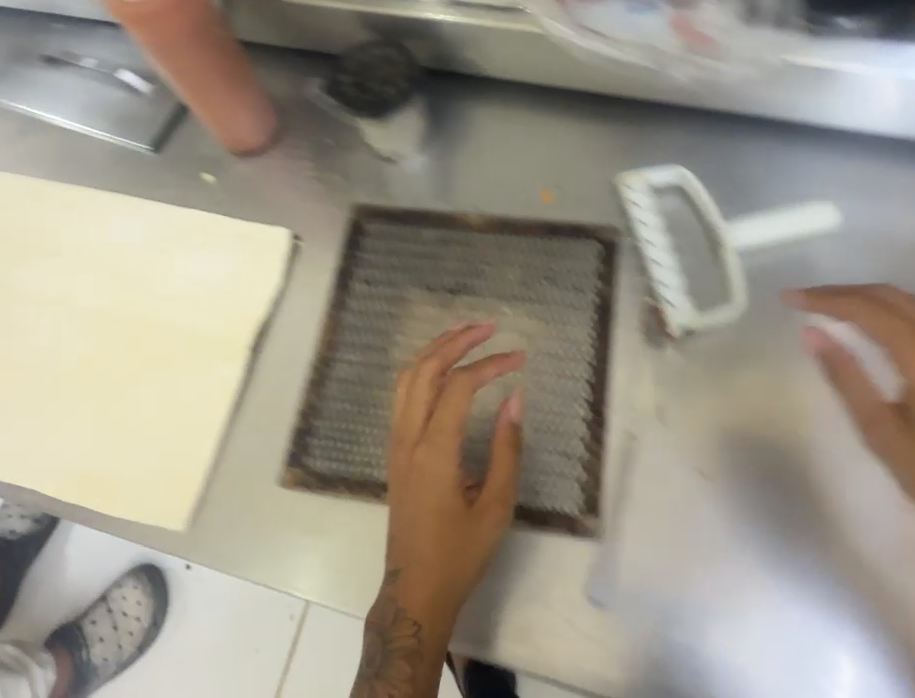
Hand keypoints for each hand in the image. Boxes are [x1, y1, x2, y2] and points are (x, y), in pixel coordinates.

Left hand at [383, 322, 524, 623]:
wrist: (415, 588)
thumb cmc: (459, 553)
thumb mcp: (496, 506)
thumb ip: (507, 448)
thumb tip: (515, 398)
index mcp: (433, 451)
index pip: (458, 386)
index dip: (490, 364)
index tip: (520, 357)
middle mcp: (407, 438)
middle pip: (424, 369)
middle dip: (456, 340)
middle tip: (489, 325)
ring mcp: (395, 443)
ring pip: (406, 378)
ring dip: (435, 349)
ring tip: (466, 334)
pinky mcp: (394, 451)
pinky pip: (402, 395)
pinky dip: (423, 369)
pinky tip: (443, 367)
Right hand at [793, 285, 914, 598]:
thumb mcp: (885, 436)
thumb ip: (847, 378)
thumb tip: (812, 334)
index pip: (867, 309)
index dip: (824, 299)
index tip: (789, 298)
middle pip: (894, 296)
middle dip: (848, 294)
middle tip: (809, 300)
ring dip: (879, 302)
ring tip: (842, 313)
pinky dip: (910, 317)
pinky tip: (891, 334)